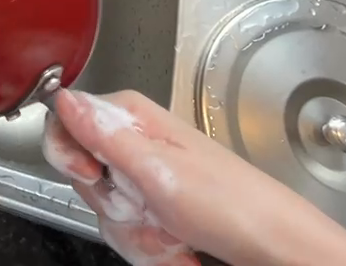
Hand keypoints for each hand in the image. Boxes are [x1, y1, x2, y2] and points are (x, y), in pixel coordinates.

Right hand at [42, 89, 345, 265]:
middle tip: (146, 208)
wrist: (284, 255)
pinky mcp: (156, 208)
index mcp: (130, 115)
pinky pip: (126, 230)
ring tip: (172, 237)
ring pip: (103, 208)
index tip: (90, 176)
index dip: (68, 153)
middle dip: (110, 203)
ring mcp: (144, 176)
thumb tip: (60, 96)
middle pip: (80, 171)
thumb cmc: (231, 206)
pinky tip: (178, 249)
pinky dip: (149, 247)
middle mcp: (132, 140)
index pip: (65, 121)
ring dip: (135, 232)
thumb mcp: (159, 170)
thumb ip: (103, 134)